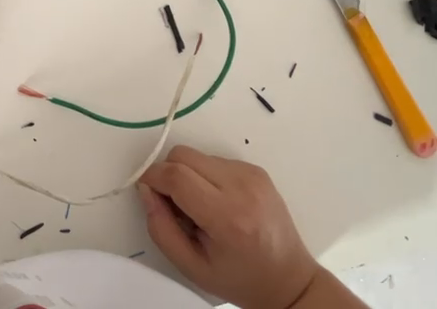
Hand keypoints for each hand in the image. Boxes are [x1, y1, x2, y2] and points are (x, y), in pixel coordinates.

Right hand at [138, 146, 323, 308]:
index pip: (176, 176)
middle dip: (168, 173)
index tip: (148, 193)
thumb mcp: (191, 267)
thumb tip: (145, 190)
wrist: (291, 281)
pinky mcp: (257, 169)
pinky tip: (219, 202)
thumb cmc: (239, 280)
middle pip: (183, 155)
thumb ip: (160, 228)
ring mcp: (252, 174)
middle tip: (175, 204)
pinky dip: (206, 175)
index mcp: (227, 218)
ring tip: (202, 207)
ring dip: (188, 175)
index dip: (153, 178)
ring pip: (197, 155)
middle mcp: (241, 187)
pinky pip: (215, 160)